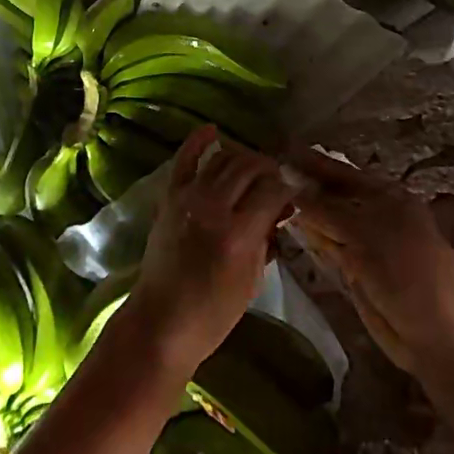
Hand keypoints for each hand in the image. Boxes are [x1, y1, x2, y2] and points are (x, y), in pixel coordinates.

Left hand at [125, 127, 299, 376]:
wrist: (160, 324)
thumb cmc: (212, 313)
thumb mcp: (253, 280)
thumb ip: (267, 238)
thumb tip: (281, 210)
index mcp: (238, 233)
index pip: (273, 190)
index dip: (287, 189)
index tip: (293, 195)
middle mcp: (213, 207)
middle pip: (250, 167)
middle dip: (269, 169)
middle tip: (276, 182)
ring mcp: (188, 198)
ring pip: (224, 158)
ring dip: (244, 157)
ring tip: (254, 169)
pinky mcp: (169, 198)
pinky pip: (184, 160)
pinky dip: (198, 141)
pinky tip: (213, 130)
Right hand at [291, 150, 453, 374]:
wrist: (432, 332)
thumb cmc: (406, 272)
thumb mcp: (365, 234)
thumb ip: (326, 212)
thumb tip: (293, 191)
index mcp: (387, 196)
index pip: (343, 173)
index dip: (315, 163)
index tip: (286, 150)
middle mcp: (376, 213)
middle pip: (335, 195)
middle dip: (307, 187)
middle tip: (271, 176)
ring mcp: (366, 243)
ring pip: (330, 221)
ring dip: (306, 211)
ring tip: (272, 198)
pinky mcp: (357, 270)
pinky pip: (330, 247)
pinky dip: (313, 239)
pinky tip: (292, 230)